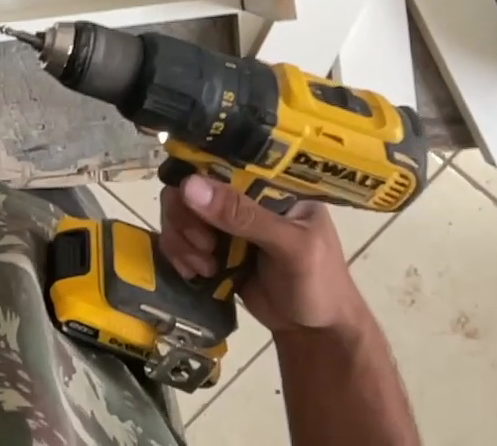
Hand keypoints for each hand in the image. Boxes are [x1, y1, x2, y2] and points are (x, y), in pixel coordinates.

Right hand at [159, 175, 368, 335]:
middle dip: (185, 216)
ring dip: (180, 238)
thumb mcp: (291, 247)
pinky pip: (176, 236)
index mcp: (267, 184)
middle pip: (189, 185)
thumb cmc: (320, 285)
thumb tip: (190, 186)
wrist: (316, 335)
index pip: (219, 160)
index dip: (196, 174)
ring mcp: (223, 222)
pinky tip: (194, 273)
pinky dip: (177, 253)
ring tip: (204, 267)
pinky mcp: (209, 246)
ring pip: (178, 210)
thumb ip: (245, 216)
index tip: (191, 201)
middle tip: (204, 244)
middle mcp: (241, 196)